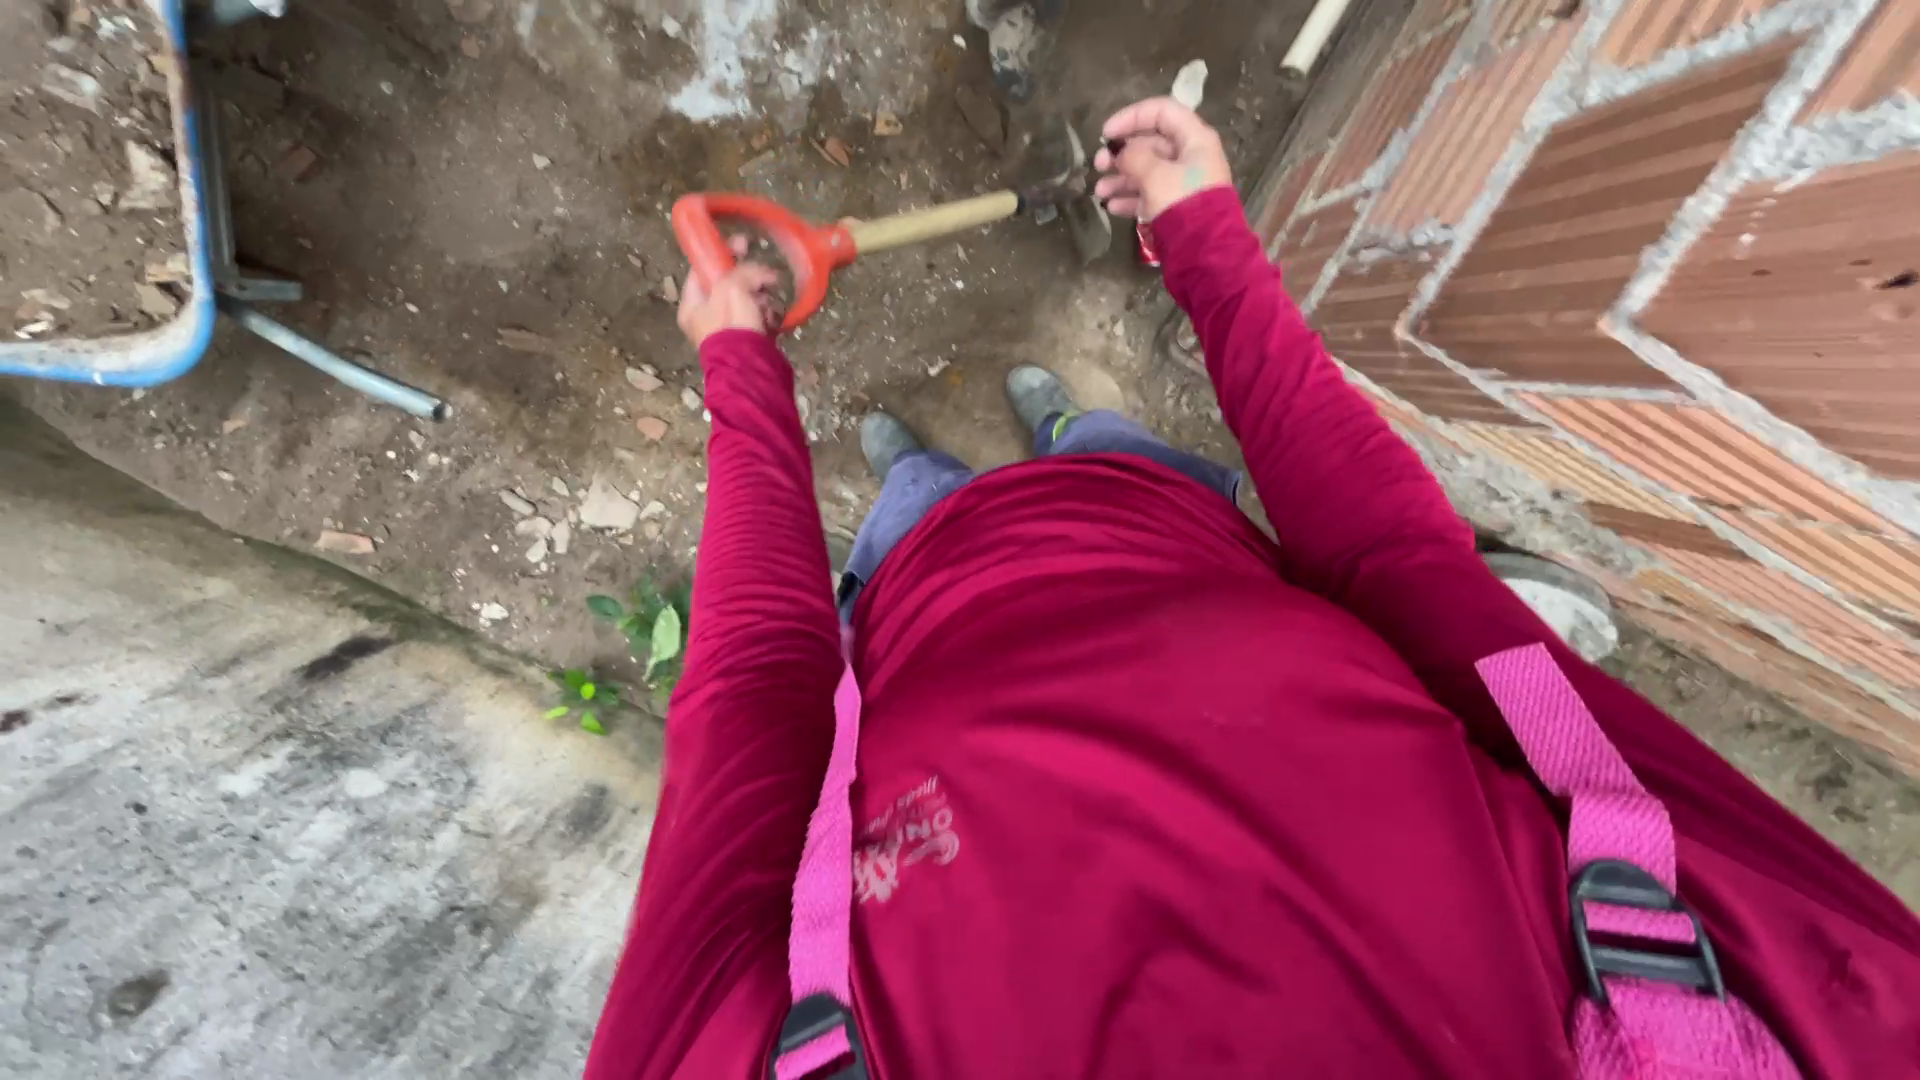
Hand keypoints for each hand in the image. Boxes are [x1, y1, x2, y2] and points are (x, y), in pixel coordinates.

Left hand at [677, 236, 784, 347]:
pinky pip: (760, 319)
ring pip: (748, 302)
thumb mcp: (732, 288)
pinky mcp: (750, 341)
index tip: (743, 243)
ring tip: (769, 304)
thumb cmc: (733, 326)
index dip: (722, 252)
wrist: (750, 368)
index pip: (702, 269)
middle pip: (729, 285)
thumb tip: (765, 274)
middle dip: (750, 279)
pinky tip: (773, 318)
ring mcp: (730, 331)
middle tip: (764, 276)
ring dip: (762, 298)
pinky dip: (769, 315)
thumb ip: (744, 272)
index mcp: (692, 305)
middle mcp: (707, 318)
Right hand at [1092, 97, 1233, 220]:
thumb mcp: (1155, 174)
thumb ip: (1134, 157)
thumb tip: (1120, 152)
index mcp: (1193, 139)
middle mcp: (1189, 157)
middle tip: (1097, 165)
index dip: (1131, 117)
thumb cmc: (1182, 203)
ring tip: (1099, 192)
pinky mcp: (1174, 206)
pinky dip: (1129, 199)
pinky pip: (1148, 195)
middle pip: (1150, 144)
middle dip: (1121, 154)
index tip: (1105, 133)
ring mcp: (1181, 183)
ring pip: (1146, 172)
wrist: (1203, 250)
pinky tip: (1111, 207)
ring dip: (1120, 179)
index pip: (1161, 112)